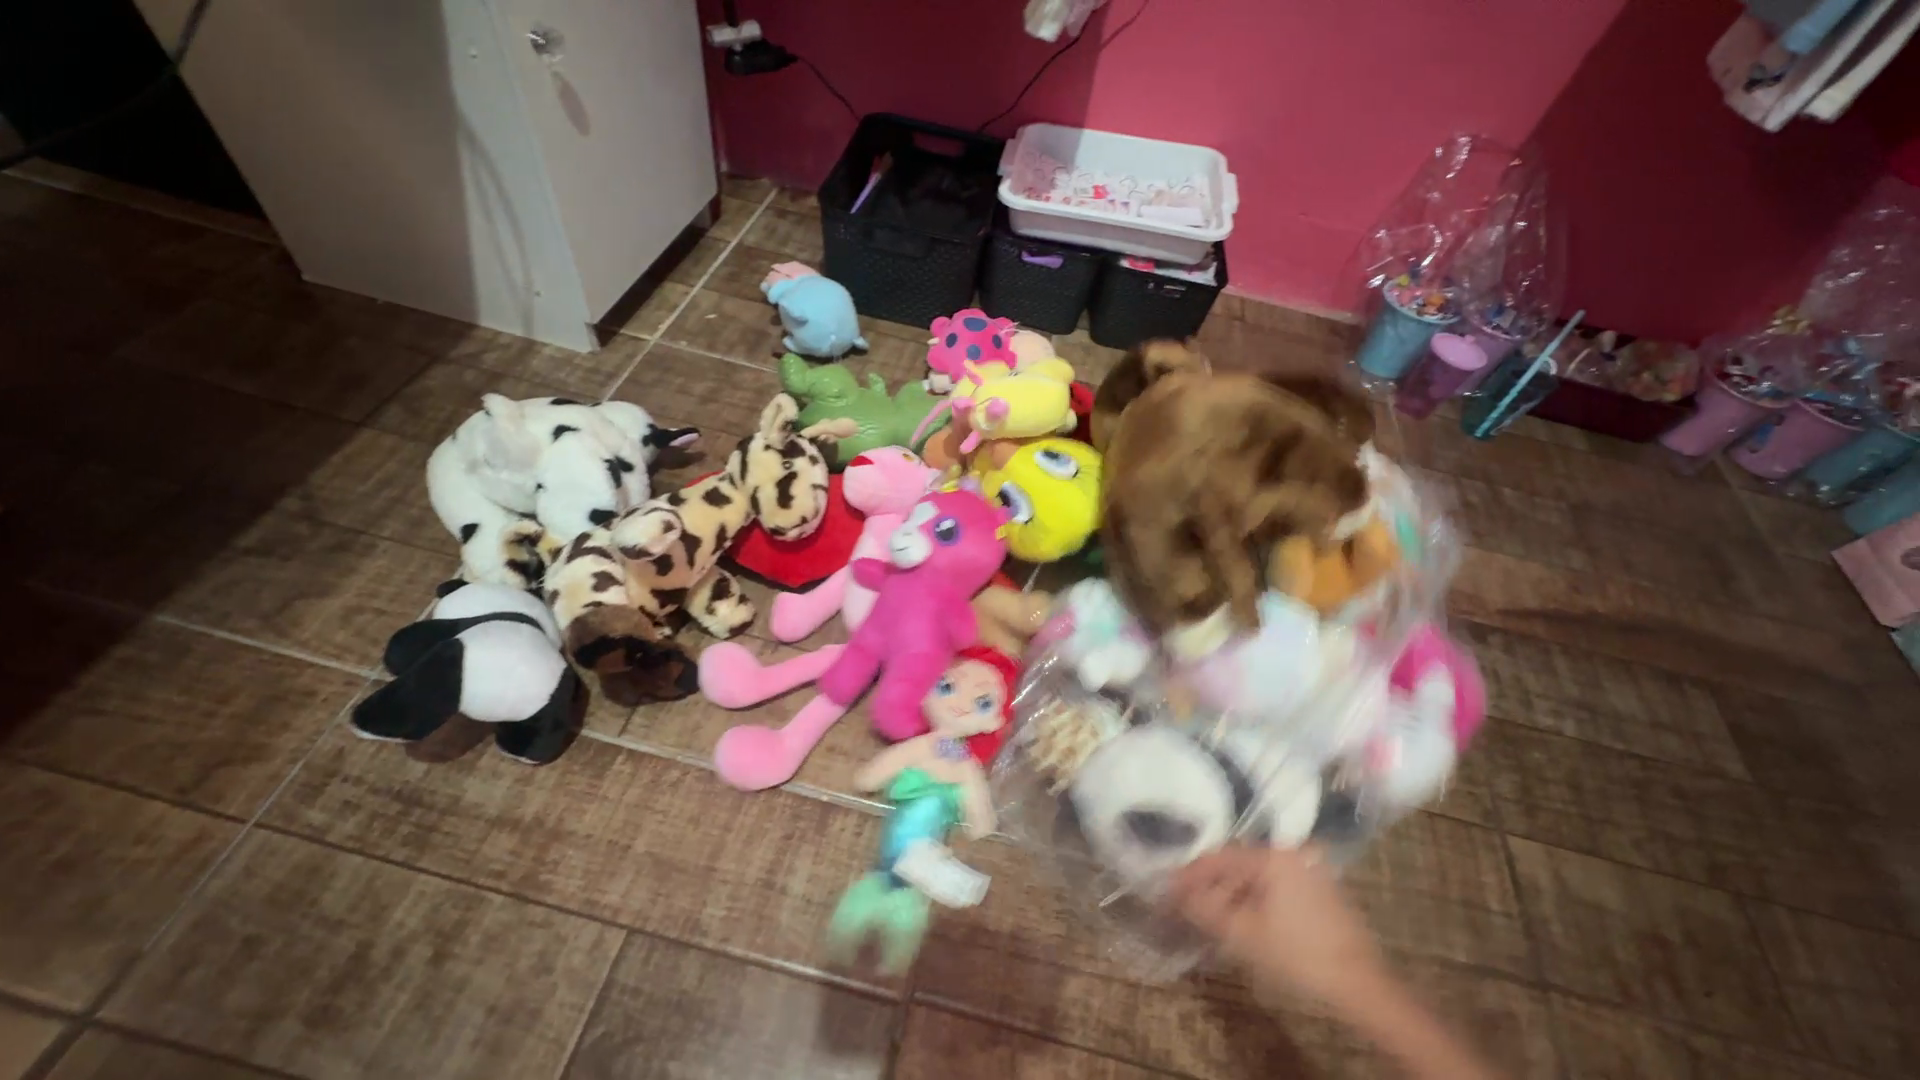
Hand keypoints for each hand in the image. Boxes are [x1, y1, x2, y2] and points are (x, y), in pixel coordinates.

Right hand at [1168, 845, 1385, 1008]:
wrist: (1362, 986)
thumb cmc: (1300, 956)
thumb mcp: (1244, 935)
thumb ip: (1205, 909)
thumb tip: (1173, 893)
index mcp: (1272, 857)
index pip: (1218, 858)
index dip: (1189, 875)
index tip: (1166, 890)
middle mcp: (1290, 854)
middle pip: (1236, 863)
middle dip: (1209, 883)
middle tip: (1184, 903)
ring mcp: (1308, 870)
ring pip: (1255, 875)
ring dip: (1230, 892)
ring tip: (1208, 913)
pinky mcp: (1318, 889)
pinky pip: (1273, 884)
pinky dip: (1252, 897)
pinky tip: (1240, 917)